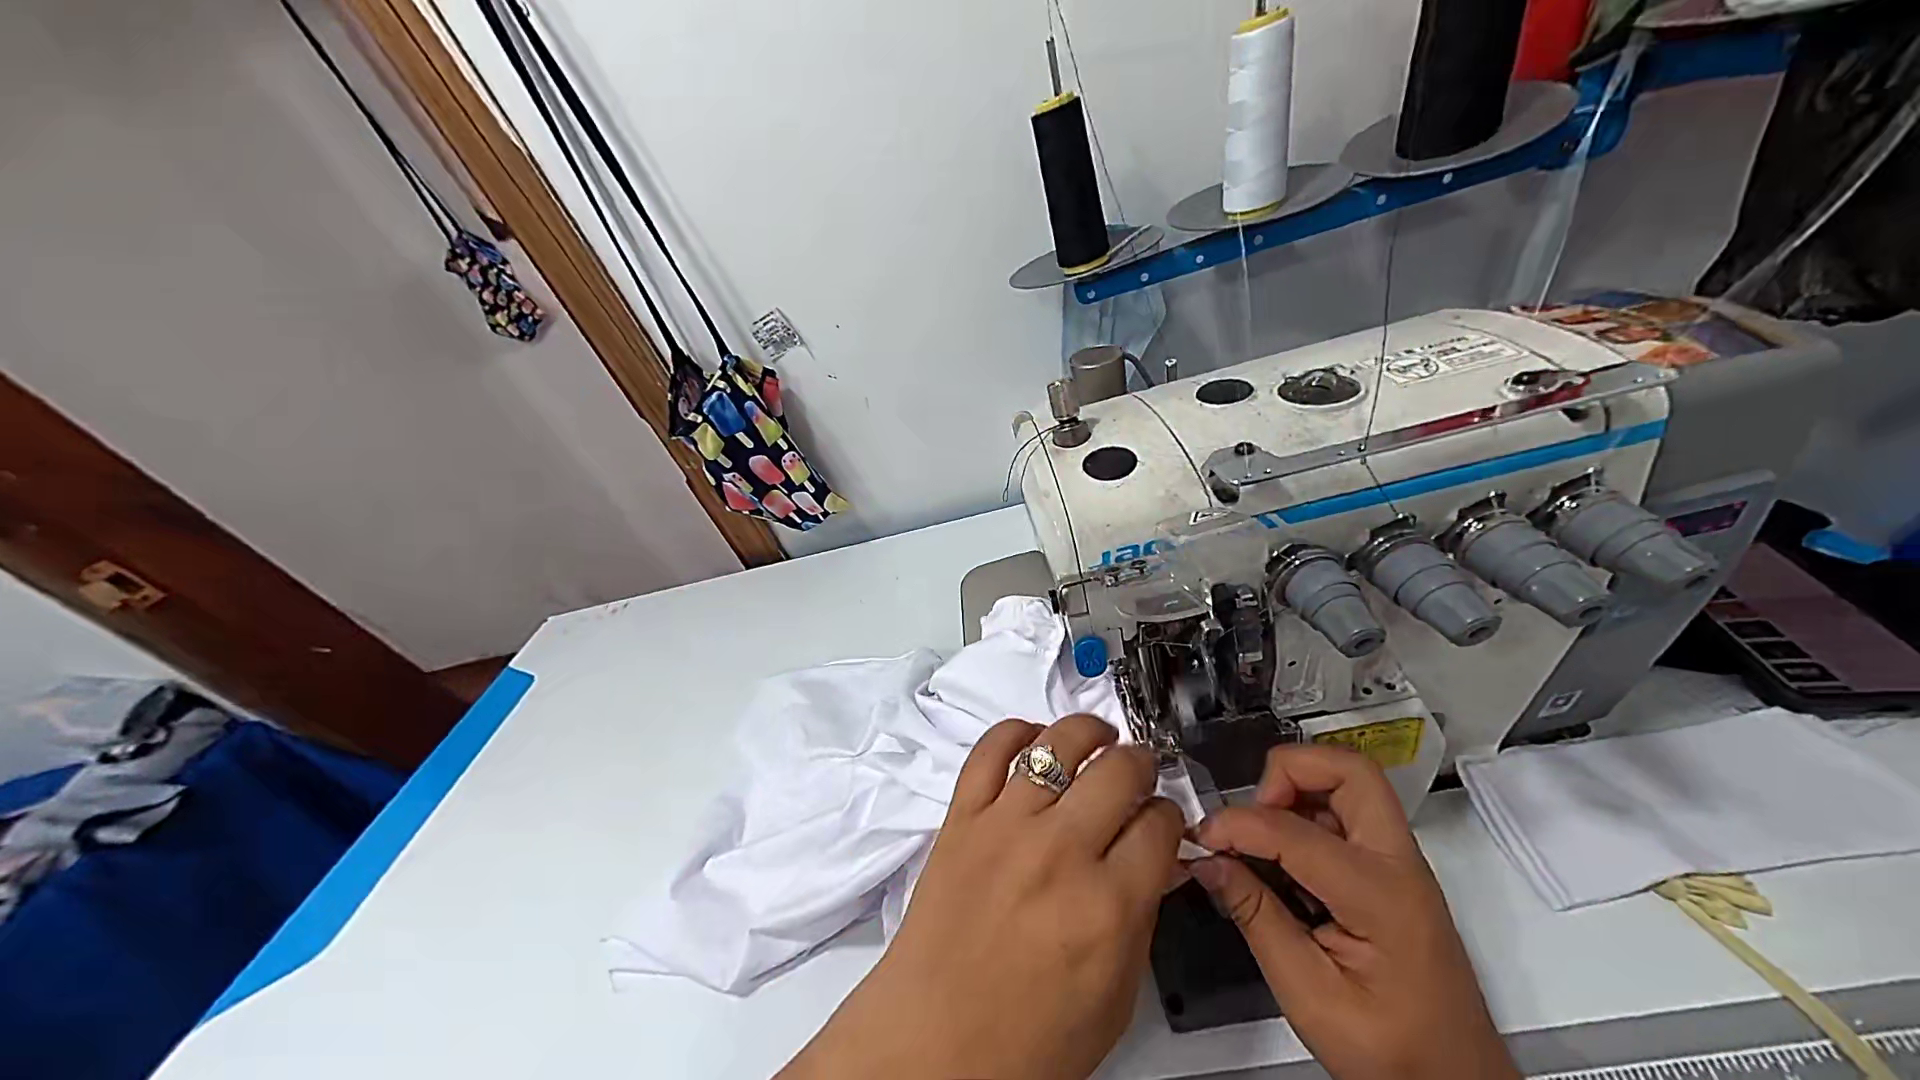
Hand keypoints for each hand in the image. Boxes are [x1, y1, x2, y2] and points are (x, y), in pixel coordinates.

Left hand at [779, 715, 1184, 1079]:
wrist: (936, 1046)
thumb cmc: (1027, 1039)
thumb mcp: (1117, 993)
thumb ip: (1144, 915)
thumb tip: (1161, 859)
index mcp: (1107, 906)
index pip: (1160, 824)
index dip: (1171, 814)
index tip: (1164, 816)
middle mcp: (1058, 853)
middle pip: (1120, 770)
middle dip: (1142, 764)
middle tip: (1139, 772)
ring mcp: (1005, 827)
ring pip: (1059, 743)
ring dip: (1089, 732)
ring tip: (1098, 738)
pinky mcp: (961, 818)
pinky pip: (989, 750)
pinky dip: (1015, 731)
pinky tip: (1034, 738)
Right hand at [1190, 746, 1516, 1079]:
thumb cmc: (1390, 1053)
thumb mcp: (1309, 995)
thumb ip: (1256, 918)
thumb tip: (1209, 862)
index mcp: (1382, 898)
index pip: (1295, 830)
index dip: (1237, 825)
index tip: (1204, 840)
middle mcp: (1400, 865)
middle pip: (1349, 769)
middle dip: (1287, 772)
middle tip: (1253, 812)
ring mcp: (1402, 863)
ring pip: (1351, 780)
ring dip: (1298, 788)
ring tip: (1262, 835)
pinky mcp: (1394, 870)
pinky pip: (1349, 810)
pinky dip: (1308, 811)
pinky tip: (1283, 855)